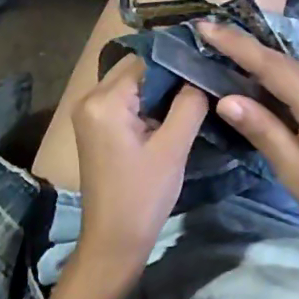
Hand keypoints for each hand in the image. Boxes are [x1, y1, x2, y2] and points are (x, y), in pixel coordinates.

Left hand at [69, 56, 208, 277]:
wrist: (114, 240)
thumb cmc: (143, 195)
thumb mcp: (173, 148)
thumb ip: (189, 103)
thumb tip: (201, 72)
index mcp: (104, 100)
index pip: (147, 60)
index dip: (179, 58)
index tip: (210, 61)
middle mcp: (89, 98)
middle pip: (137, 68)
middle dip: (170, 71)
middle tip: (206, 75)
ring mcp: (89, 112)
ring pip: (132, 83)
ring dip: (161, 87)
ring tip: (196, 90)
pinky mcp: (95, 126)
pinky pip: (125, 100)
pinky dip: (148, 101)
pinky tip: (174, 108)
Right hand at [197, 23, 298, 273]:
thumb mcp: (295, 171)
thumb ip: (262, 130)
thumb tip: (225, 99)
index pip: (271, 66)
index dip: (236, 45)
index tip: (205, 26)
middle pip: (284, 63)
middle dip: (245, 48)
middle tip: (208, 36)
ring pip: (296, 72)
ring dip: (262, 62)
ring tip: (226, 54)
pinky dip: (280, 79)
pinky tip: (261, 83)